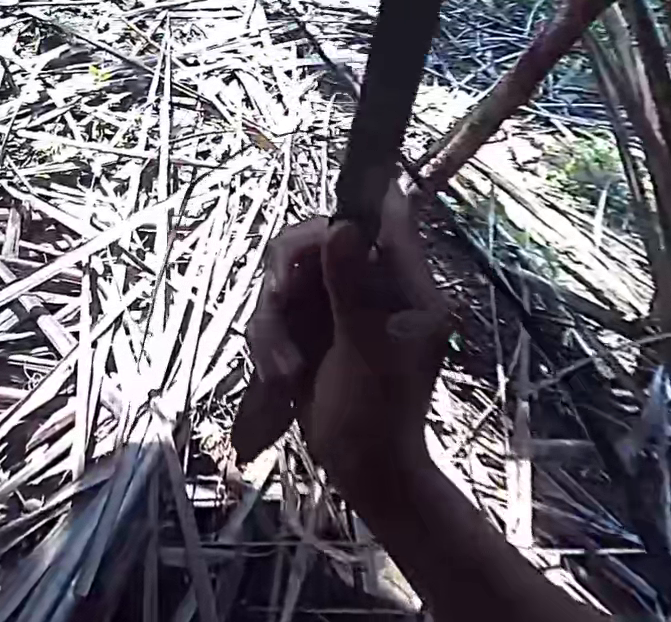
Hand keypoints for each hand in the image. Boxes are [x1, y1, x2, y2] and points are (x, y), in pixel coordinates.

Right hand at [249, 184, 454, 497]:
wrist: (361, 471)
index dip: (360, 200)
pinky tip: (280, 374)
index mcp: (403, 285)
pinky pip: (271, 309)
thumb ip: (352, 288)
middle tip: (279, 298)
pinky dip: (268, 340)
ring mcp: (332, 300)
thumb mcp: (367, 351)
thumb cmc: (379, 416)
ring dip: (275, 322)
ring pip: (284, 276)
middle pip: (315, 240)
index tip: (331, 200)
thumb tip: (342, 226)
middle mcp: (367, 283)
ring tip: (283, 367)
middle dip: (289, 272)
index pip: (386, 219)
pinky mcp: (304, 320)